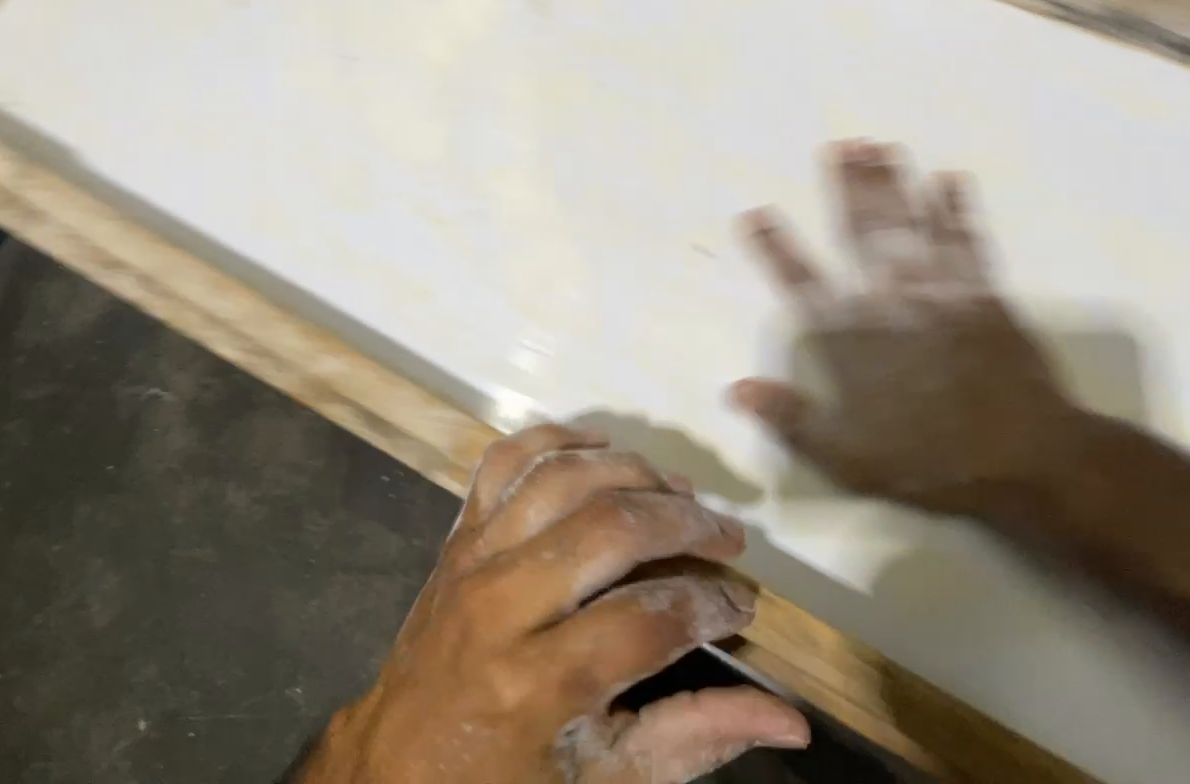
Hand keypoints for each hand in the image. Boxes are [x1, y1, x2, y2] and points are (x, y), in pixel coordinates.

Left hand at [297, 425, 809, 783]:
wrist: (398, 757)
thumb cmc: (506, 776)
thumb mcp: (603, 778)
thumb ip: (694, 739)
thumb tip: (790, 723)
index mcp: (537, 684)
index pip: (646, 619)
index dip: (711, 603)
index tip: (742, 602)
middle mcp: (500, 605)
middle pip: (607, 530)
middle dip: (683, 522)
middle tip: (728, 534)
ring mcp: (472, 557)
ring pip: (558, 479)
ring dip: (628, 471)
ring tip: (676, 490)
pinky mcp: (457, 533)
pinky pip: (502, 461)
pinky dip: (553, 440)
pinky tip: (599, 448)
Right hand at [729, 141, 1098, 517]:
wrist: (1030, 463)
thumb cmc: (928, 461)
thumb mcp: (845, 456)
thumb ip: (789, 418)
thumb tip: (733, 389)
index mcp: (852, 341)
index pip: (802, 285)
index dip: (775, 249)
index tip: (754, 213)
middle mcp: (891, 304)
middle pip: (863, 236)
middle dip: (847, 189)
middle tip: (836, 145)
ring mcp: (941, 295)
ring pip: (910, 228)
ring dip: (894, 184)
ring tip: (879, 143)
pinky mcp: (986, 298)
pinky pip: (968, 244)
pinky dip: (958, 210)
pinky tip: (950, 178)